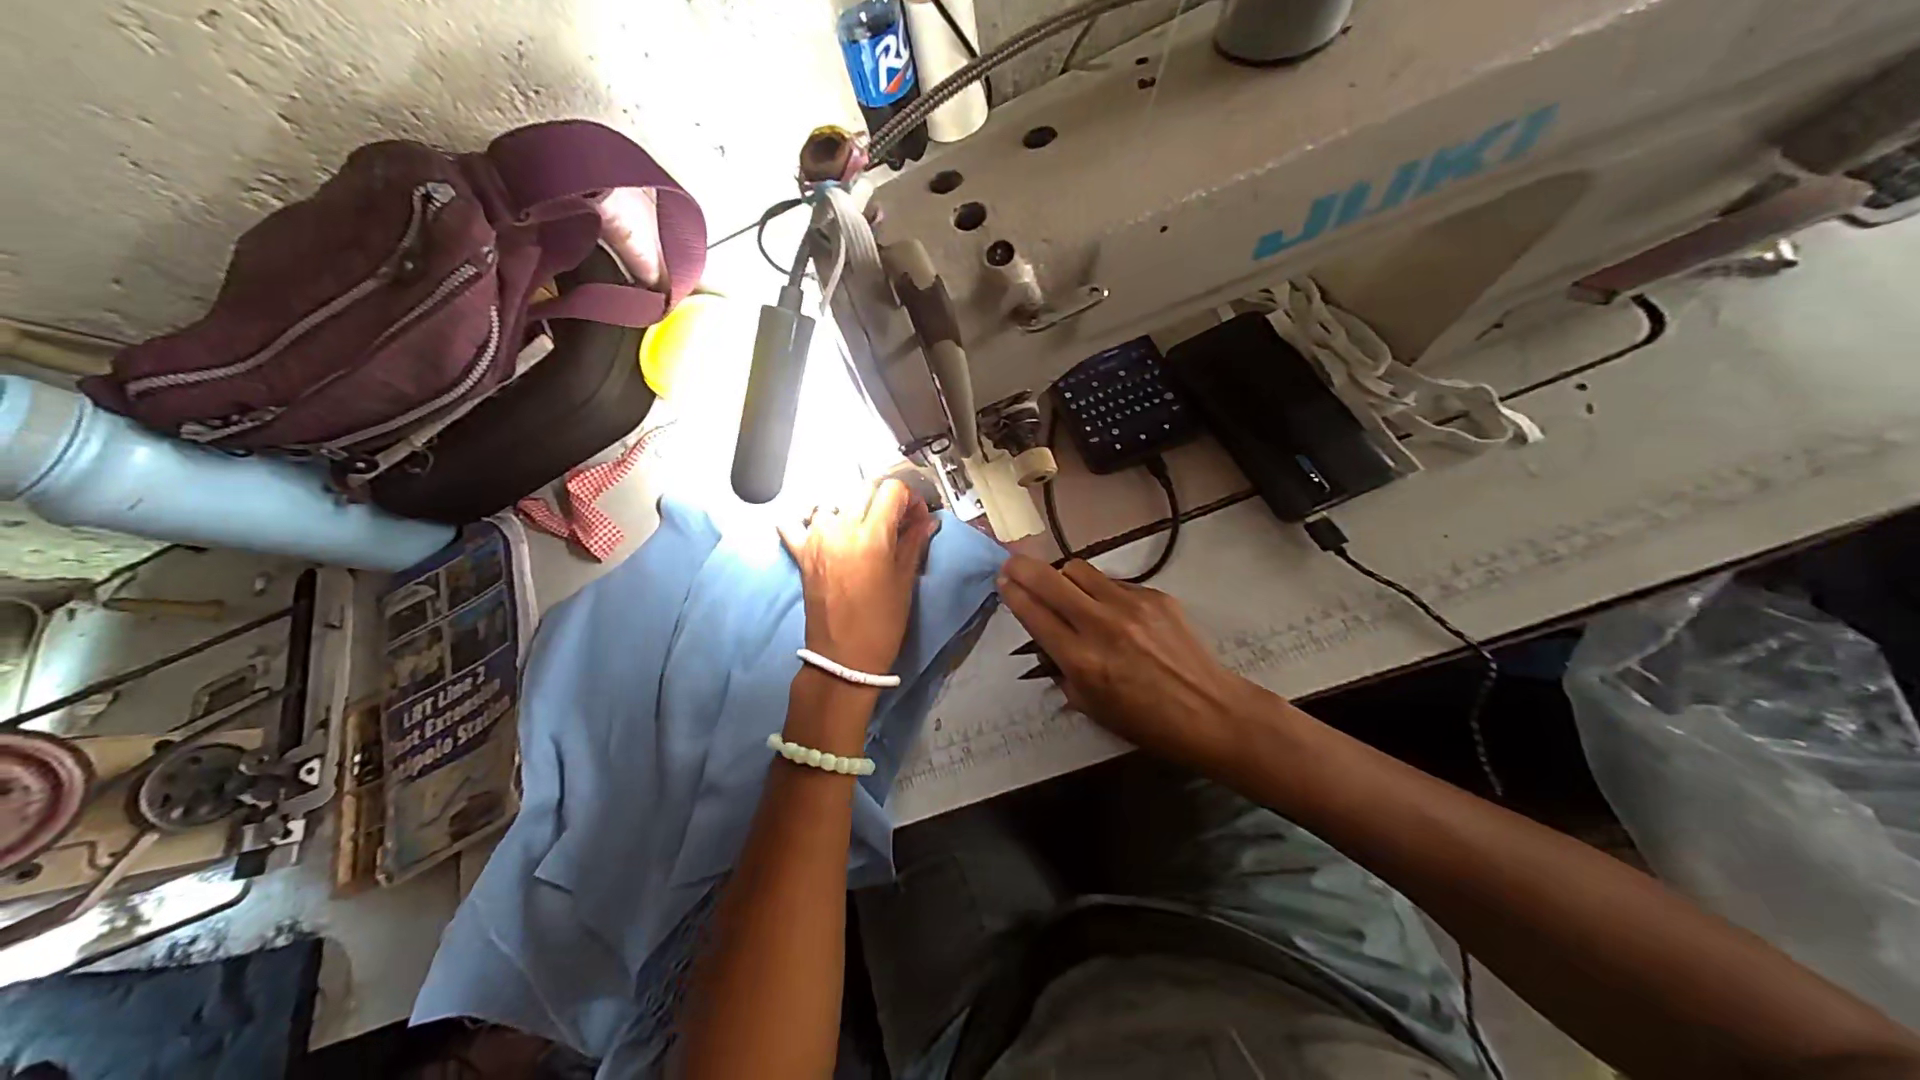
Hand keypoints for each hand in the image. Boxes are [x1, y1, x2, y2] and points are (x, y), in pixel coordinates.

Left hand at [780, 478, 940, 675]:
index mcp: (871, 535)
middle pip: (864, 488)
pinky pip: (795, 521)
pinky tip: (822, 528)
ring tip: (863, 527)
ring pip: (833, 500)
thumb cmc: (882, 623)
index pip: (892, 490)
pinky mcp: (800, 552)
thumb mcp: (904, 581)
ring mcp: (815, 539)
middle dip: (884, 498)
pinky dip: (807, 518)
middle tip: (896, 519)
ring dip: (850, 506)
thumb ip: (913, 543)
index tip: (915, 515)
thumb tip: (926, 521)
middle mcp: (840, 529)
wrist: (843, 657)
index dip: (909, 498)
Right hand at [997, 555, 1273, 768]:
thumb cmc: (1146, 722)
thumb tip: (1047, 641)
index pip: (1034, 613)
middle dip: (1023, 568)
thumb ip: (1063, 671)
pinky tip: (1109, 609)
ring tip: (1062, 588)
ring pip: (1079, 570)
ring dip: (1062, 576)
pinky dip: (1100, 591)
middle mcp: (1101, 625)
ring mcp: (1130, 605)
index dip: (1012, 593)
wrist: (1210, 711)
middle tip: (1013, 564)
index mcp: (1082, 660)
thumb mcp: (1091, 707)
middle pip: (1049, 579)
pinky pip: (1113, 582)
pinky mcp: (1155, 596)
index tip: (1002, 580)